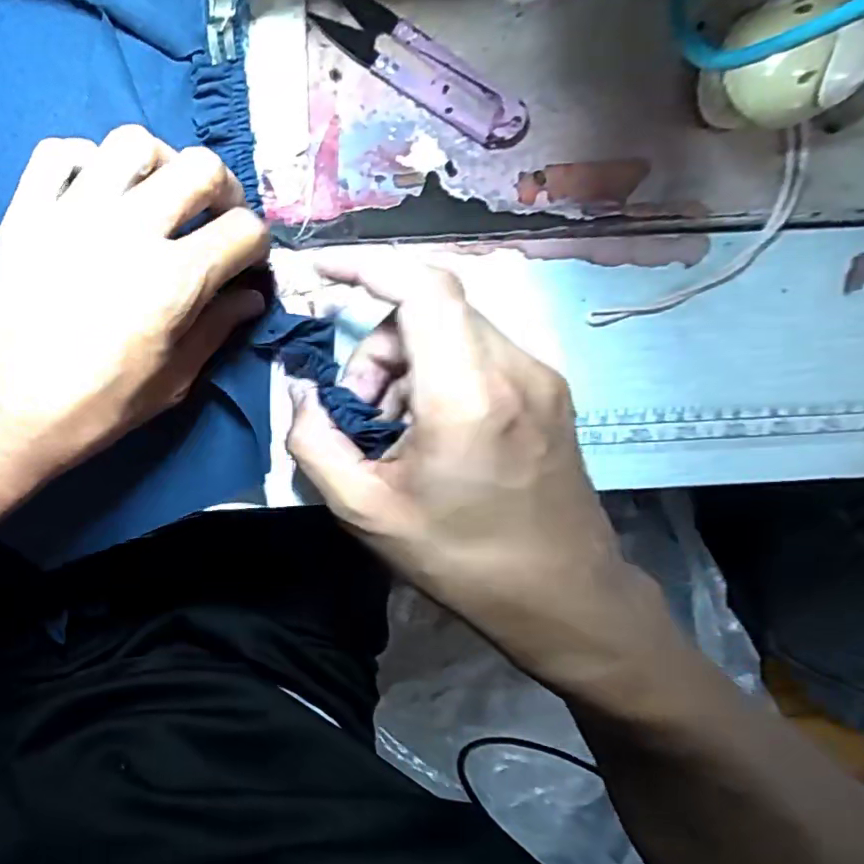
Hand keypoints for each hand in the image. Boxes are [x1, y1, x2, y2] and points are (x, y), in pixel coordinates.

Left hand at [0, 126, 269, 525]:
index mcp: (174, 280)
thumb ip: (216, 330)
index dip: (256, 247)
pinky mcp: (27, 211)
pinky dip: (88, 161)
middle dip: (224, 192)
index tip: (245, 263)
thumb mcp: (171, 383)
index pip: (243, 231)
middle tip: (214, 219)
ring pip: (133, 143)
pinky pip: (60, 152)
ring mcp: (73, 212)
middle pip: (201, 169)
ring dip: (160, 164)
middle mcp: (130, 230)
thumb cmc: (94, 409)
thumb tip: (248, 297)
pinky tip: (95, 192)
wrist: (5, 413)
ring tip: (156, 195)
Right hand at [285, 259, 681, 700]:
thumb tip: (299, 393)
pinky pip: (478, 353)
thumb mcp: (366, 510)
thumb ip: (315, 442)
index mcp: (467, 393)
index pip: (420, 286)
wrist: (564, 598)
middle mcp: (513, 367)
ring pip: (453, 328)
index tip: (319, 271)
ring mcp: (540, 376)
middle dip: (375, 342)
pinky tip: (428, 431)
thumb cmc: (461, 559)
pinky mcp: (549, 391)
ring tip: (391, 429)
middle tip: (356, 408)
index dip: (364, 265)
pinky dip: (436, 373)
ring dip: (404, 361)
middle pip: (429, 306)